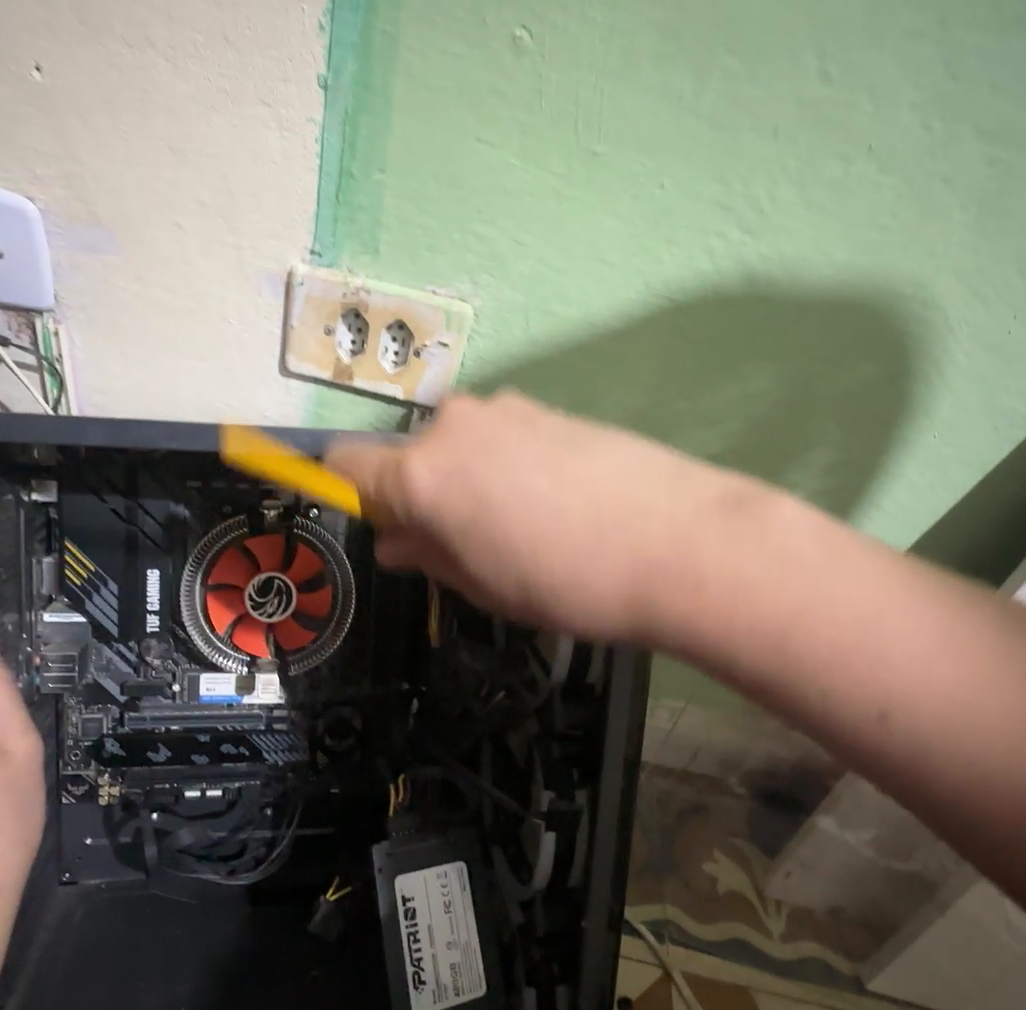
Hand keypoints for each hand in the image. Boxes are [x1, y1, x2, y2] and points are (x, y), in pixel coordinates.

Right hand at [326, 390, 770, 644]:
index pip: (344, 465)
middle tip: (459, 545)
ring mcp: (505, 410)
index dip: (346, 495)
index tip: (378, 527)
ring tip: (518, 528)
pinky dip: (504, 466)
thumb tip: (395, 542)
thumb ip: (426, 556)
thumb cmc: (564, 581)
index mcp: (420, 474)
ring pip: (457, 446)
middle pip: (406, 456)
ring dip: (464, 480)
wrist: (681, 543)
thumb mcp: (481, 585)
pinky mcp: (549, 408)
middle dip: (418, 496)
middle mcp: (453, 427)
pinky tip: (554, 504)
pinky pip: (500, 437)